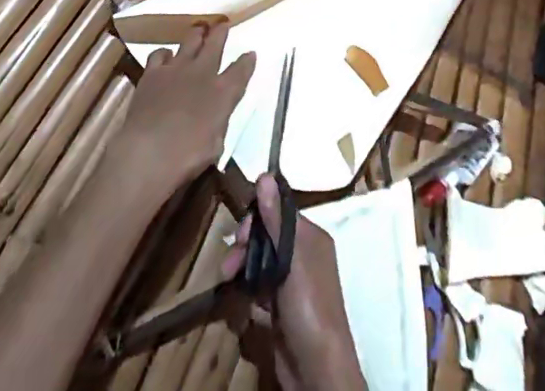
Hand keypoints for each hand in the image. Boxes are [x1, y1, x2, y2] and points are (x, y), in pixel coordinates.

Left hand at [116, 17, 254, 196]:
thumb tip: (215, 115)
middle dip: (221, 33)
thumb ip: (218, 121)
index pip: (241, 70)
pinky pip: (160, 54)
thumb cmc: (188, 156)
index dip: (247, 61)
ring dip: (195, 35)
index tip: (250, 54)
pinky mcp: (152, 74)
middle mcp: (203, 73)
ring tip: (197, 30)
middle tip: (223, 24)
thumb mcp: (216, 143)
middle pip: (215, 44)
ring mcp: (176, 70)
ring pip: (189, 41)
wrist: (148, 153)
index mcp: (224, 92)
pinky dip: (165, 54)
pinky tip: (166, 58)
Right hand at [225, 174, 366, 389]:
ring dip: (242, 267)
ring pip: (260, 263)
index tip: (238, 230)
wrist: (317, 367)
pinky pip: (258, 289)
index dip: (258, 217)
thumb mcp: (292, 260)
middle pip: (268, 238)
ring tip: (227, 280)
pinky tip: (236, 297)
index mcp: (312, 239)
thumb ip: (277, 221)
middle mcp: (303, 256)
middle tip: (229, 261)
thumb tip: (265, 176)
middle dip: (246, 244)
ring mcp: (291, 284)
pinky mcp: (279, 309)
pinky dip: (246, 289)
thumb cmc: (309, 306)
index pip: (281, 214)